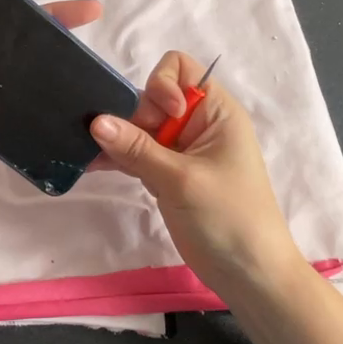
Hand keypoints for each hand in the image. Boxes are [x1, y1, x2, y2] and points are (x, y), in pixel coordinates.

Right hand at [89, 51, 302, 289]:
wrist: (249, 274)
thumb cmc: (229, 218)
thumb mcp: (181, 180)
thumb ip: (137, 148)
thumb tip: (96, 121)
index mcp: (217, 112)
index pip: (180, 69)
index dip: (161, 86)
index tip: (158, 119)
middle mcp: (198, 124)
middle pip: (152, 99)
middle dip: (131, 117)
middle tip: (122, 150)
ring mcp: (182, 151)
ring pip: (141, 128)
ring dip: (119, 140)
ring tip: (93, 157)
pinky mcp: (168, 175)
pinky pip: (138, 155)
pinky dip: (119, 158)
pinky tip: (93, 166)